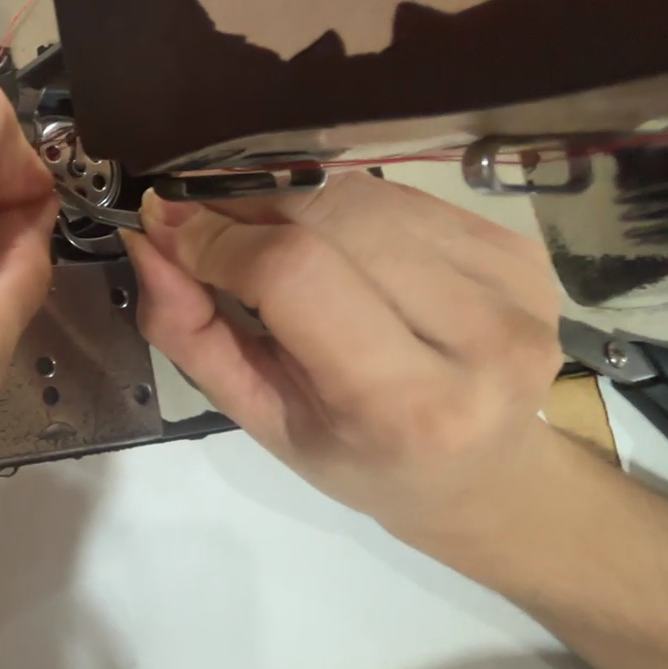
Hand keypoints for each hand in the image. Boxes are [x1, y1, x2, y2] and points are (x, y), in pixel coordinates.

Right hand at [122, 172, 564, 545]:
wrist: (483, 475)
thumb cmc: (352, 457)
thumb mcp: (252, 415)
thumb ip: (187, 331)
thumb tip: (146, 240)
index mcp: (402, 402)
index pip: (293, 274)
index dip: (215, 237)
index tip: (162, 226)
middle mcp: (478, 337)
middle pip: (326, 216)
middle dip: (241, 207)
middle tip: (198, 224)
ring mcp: (512, 286)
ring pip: (357, 193)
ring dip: (282, 200)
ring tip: (255, 236)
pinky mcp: (520, 250)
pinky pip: (393, 194)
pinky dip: (331, 202)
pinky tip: (322, 240)